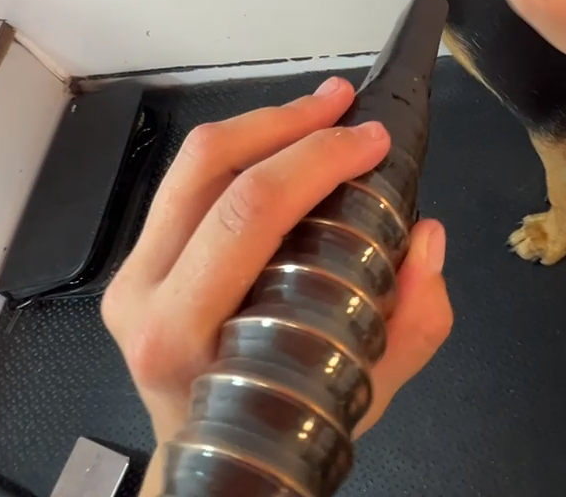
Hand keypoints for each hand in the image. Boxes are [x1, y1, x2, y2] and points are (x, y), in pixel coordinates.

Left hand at [101, 76, 451, 450]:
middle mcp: (146, 291)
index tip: (375, 146)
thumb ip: (410, 326)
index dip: (317, 162)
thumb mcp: (357, 392)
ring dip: (270, 118)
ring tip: (327, 103)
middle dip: (294, 122)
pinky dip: (252, 139)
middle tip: (351, 106)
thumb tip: (429, 238)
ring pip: (195, 158)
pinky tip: (295, 133)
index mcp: (183, 333)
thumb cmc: (280, 427)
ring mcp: (136, 265)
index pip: (248, 214)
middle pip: (210, 167)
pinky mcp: (143, 248)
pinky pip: (194, 173)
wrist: (210, 464)